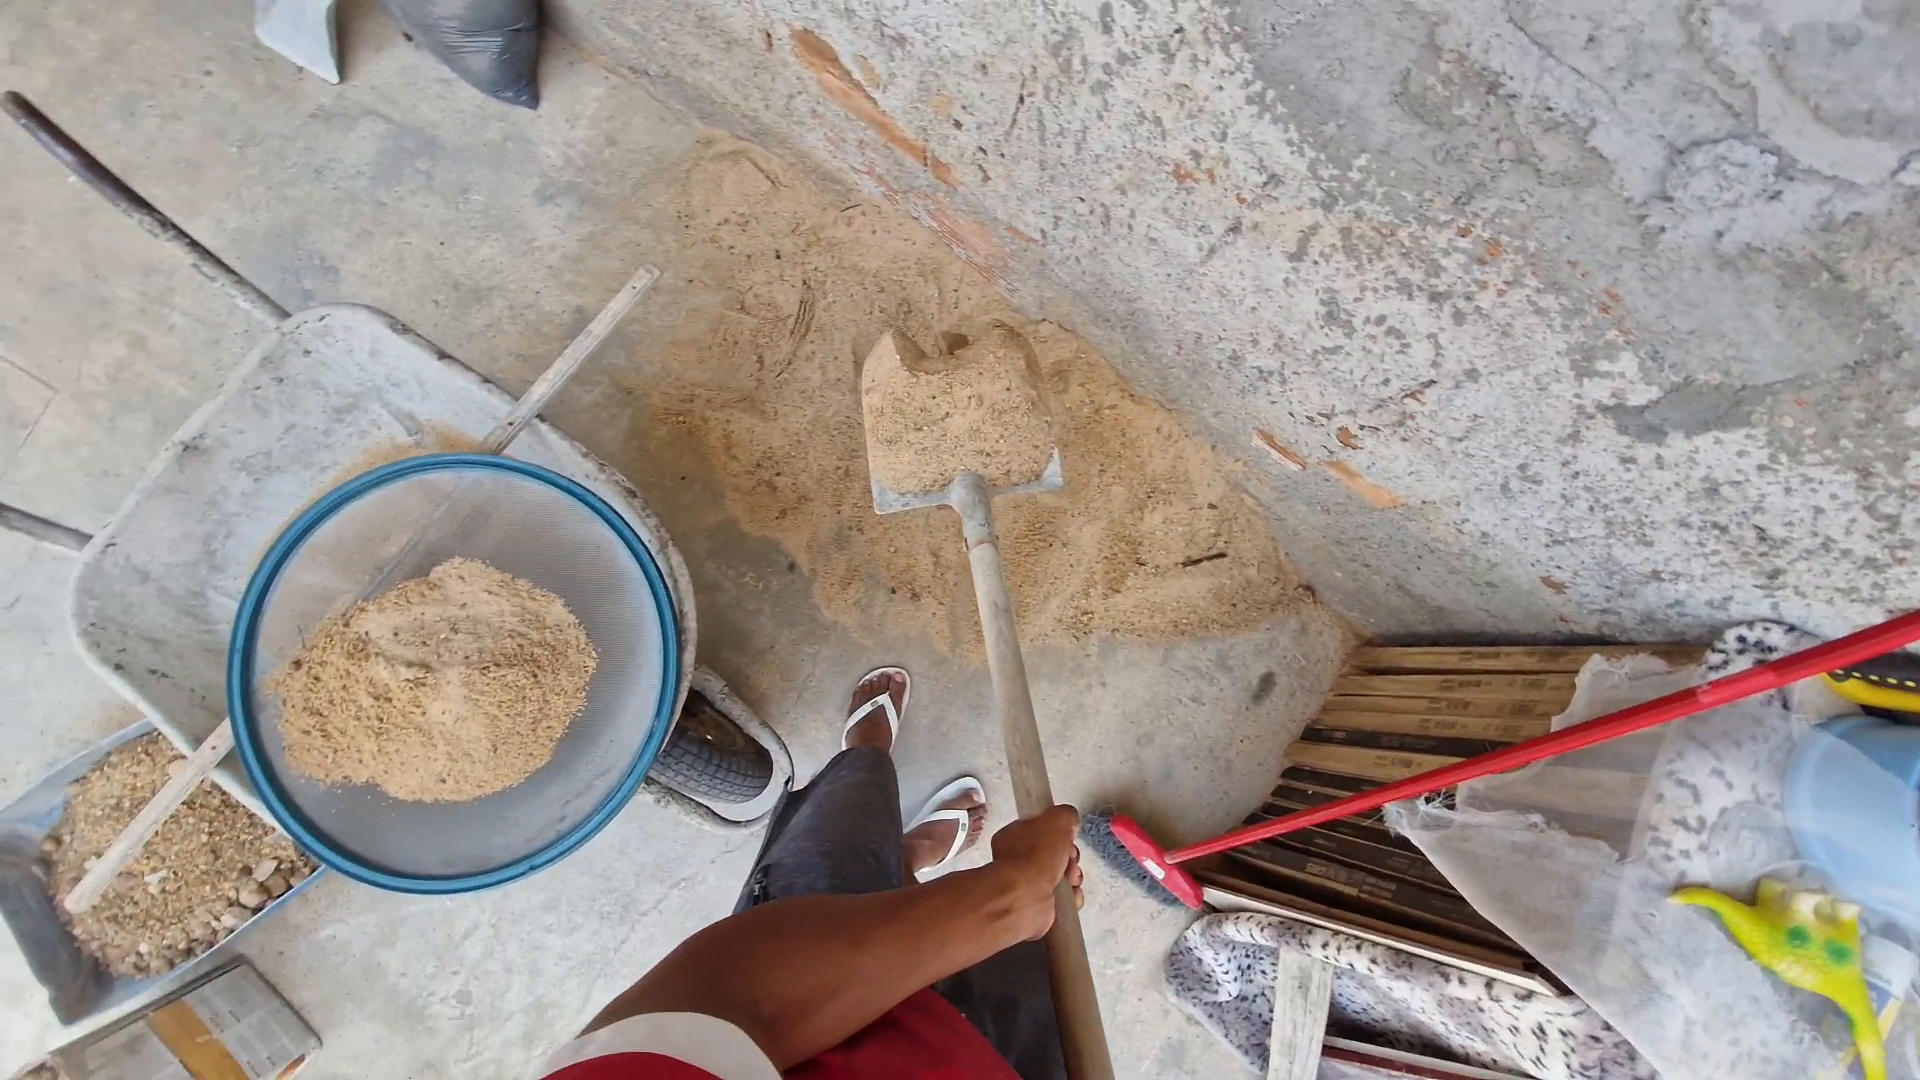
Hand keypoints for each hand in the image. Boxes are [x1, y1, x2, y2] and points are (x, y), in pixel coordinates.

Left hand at [988, 804, 1083, 940]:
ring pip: (1061, 878)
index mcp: (1013, 836)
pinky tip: (1070, 896)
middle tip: (1071, 859)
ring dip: (1073, 878)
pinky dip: (1071, 898)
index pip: (1040, 831)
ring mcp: (1027, 886)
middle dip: (1070, 856)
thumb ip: (1065, 815)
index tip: (1068, 836)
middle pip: (1054, 855)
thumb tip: (1070, 822)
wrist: (1026, 897)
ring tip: (1072, 880)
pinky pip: (1063, 900)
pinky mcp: (1039, 908)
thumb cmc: (1037, 853)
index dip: (1059, 833)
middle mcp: (1017, 861)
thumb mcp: (1055, 820)